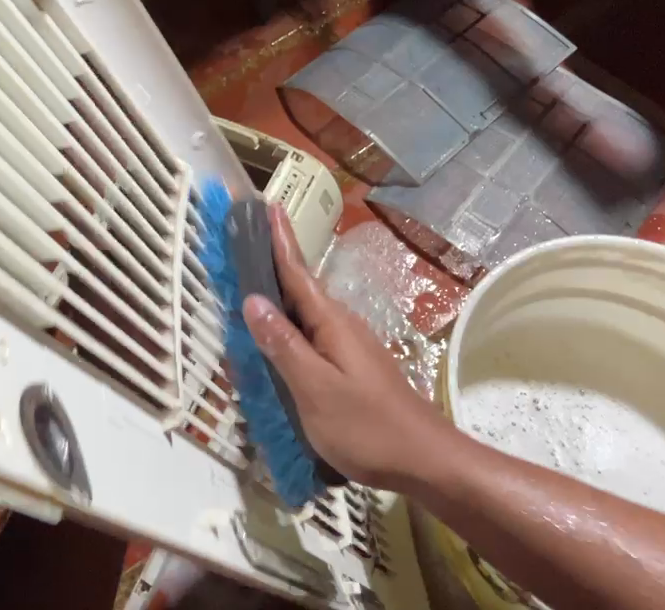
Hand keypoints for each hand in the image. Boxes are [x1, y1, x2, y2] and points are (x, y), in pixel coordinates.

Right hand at [243, 207, 457, 491]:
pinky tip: (274, 341)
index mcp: (330, 322)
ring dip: (277, 298)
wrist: (425, 461)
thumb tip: (252, 299)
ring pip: (303, 314)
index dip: (279, 239)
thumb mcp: (315, 387)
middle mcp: (339, 324)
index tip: (266, 203)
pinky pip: (310, 336)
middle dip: (270, 263)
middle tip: (239, 244)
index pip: (296, 271)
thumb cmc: (367, 426)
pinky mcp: (350, 365)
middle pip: (298, 287)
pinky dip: (287, 328)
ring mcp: (348, 345)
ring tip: (246, 288)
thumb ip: (283, 344)